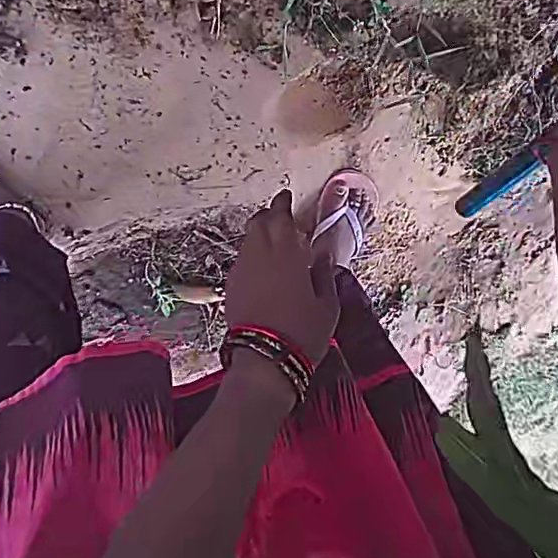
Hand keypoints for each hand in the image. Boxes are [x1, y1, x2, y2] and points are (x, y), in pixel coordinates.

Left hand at [223, 190, 339, 365]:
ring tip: (275, 246)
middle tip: (281, 220)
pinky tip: (264, 270)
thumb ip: (324, 272)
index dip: (281, 204)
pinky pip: (242, 260)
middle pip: (258, 223)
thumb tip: (323, 252)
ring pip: (248, 241)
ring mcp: (241, 269)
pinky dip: (253, 255)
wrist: (265, 359)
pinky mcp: (231, 285)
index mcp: (285, 253)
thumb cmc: (303, 331)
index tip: (285, 197)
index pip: (279, 216)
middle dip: (268, 216)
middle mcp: (258, 254)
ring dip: (260, 236)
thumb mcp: (327, 304)